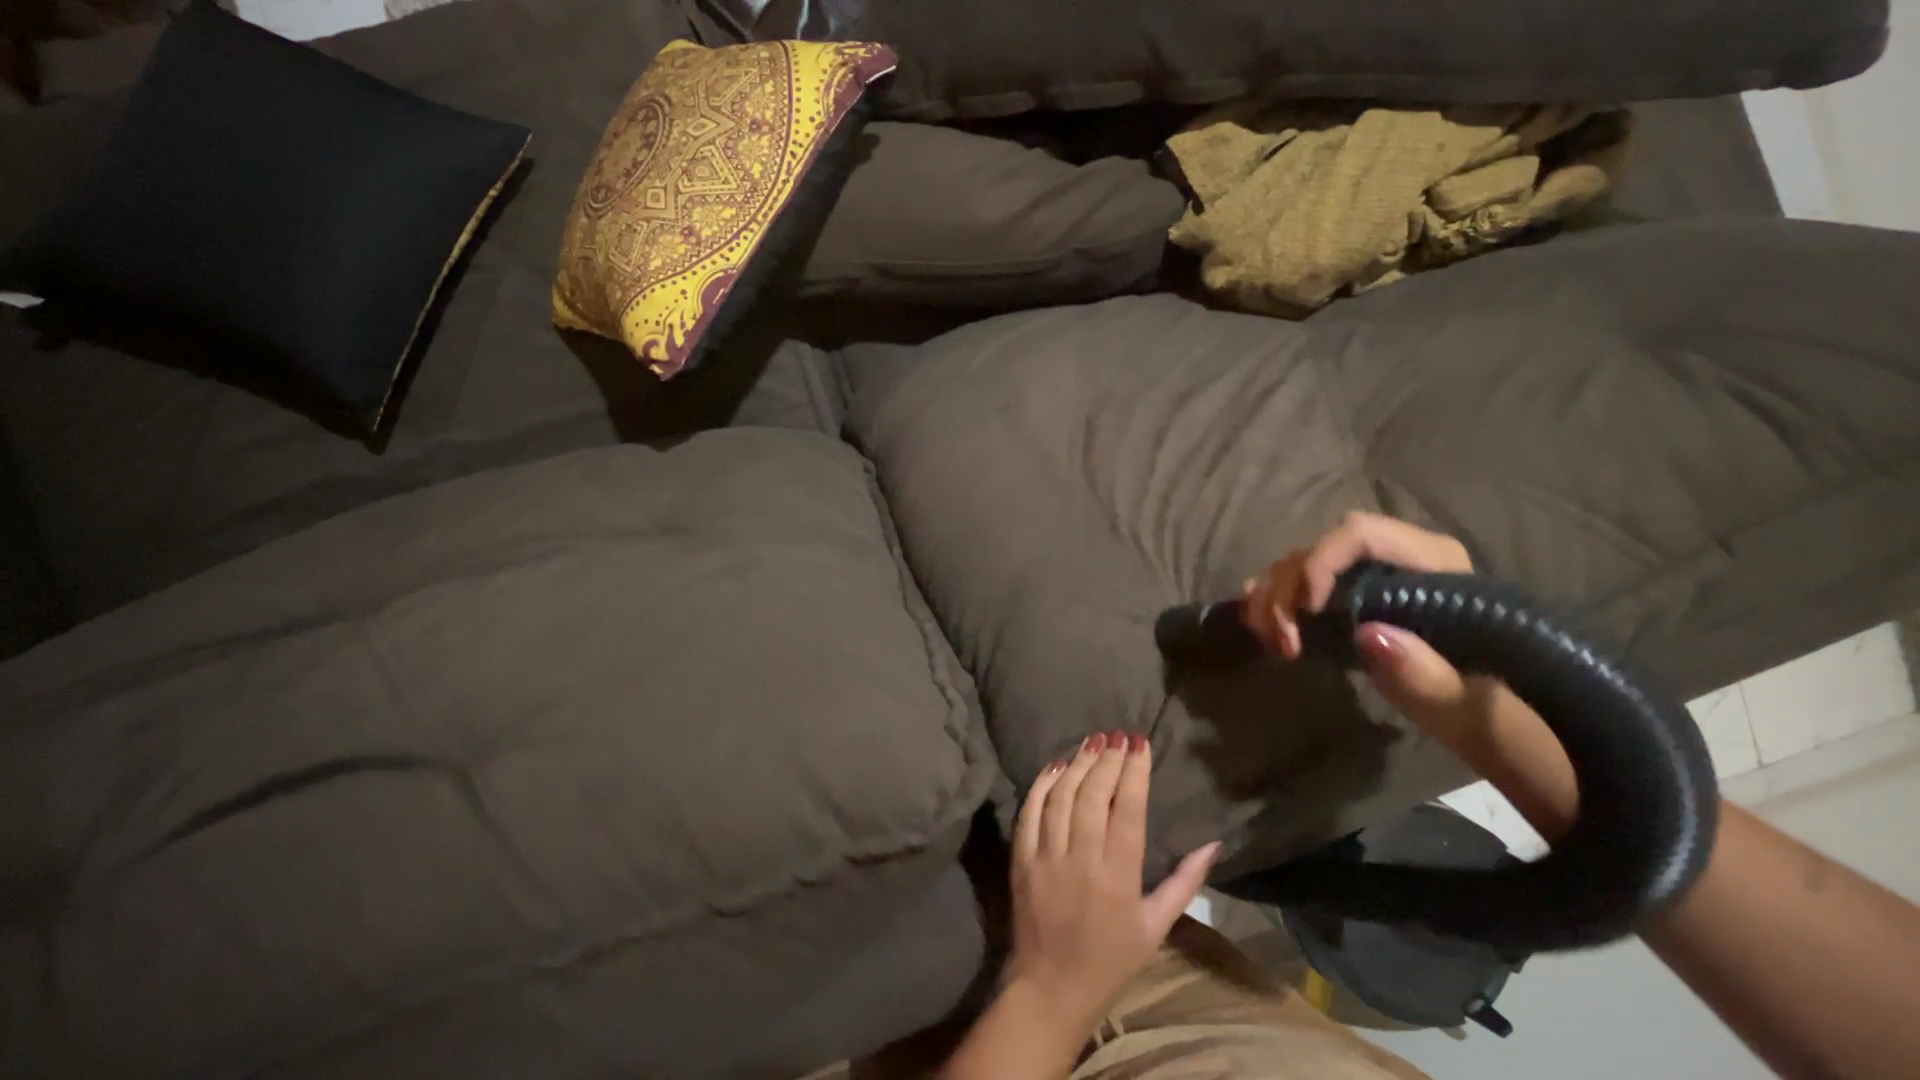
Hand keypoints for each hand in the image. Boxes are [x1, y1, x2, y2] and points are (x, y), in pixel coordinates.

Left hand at [1009, 732, 1220, 1028]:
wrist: (1052, 987)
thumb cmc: (1112, 959)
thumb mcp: (1157, 926)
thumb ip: (1185, 882)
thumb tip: (1213, 843)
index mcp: (1118, 876)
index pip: (1127, 809)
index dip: (1133, 772)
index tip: (1140, 743)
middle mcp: (1081, 860)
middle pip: (1092, 796)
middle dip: (1107, 760)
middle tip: (1118, 735)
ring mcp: (1047, 858)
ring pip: (1061, 798)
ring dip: (1077, 765)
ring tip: (1093, 742)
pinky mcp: (1022, 860)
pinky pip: (1029, 812)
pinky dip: (1041, 785)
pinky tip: (1056, 766)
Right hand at [1240, 511, 1491, 744]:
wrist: (1491, 715)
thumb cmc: (1482, 705)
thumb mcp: (1461, 700)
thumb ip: (1424, 672)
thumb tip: (1368, 634)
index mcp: (1433, 562)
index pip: (1361, 534)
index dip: (1321, 562)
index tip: (1304, 611)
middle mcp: (1395, 556)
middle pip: (1321, 546)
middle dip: (1288, 589)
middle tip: (1283, 644)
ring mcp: (1368, 574)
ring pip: (1300, 562)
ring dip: (1273, 598)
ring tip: (1274, 643)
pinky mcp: (1350, 595)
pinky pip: (1298, 582)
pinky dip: (1272, 600)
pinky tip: (1260, 624)